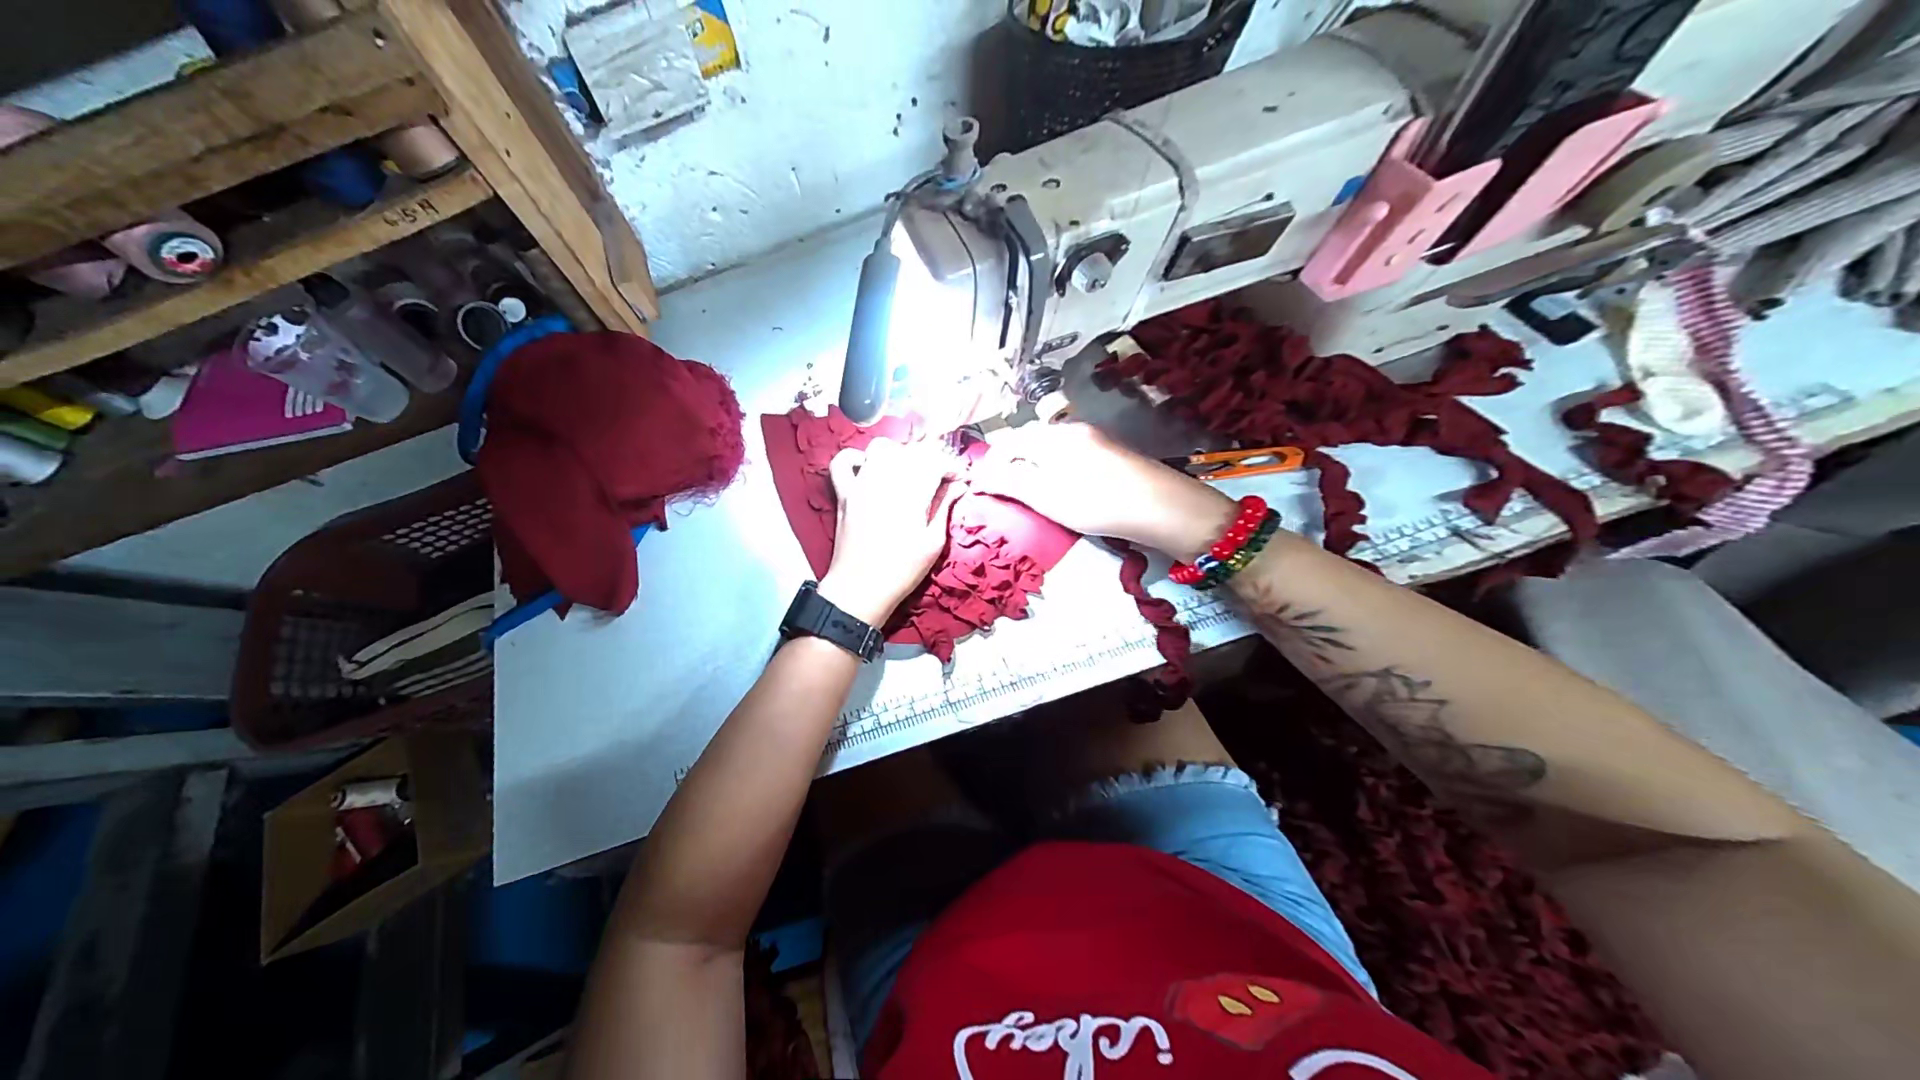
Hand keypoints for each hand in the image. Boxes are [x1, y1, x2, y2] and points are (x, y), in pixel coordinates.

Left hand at [816, 438, 963, 624]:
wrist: (859, 589)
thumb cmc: (901, 571)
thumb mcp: (933, 542)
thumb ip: (944, 506)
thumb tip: (958, 486)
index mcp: (912, 492)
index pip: (936, 461)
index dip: (952, 467)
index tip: (960, 479)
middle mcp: (885, 480)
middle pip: (912, 451)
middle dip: (931, 460)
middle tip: (941, 480)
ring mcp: (861, 484)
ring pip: (882, 448)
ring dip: (900, 454)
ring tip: (910, 472)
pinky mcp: (844, 493)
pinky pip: (843, 462)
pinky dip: (856, 458)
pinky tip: (868, 468)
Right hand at [972, 422, 1235, 561]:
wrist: (1162, 508)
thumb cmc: (1097, 502)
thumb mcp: (1045, 496)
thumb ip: (1010, 483)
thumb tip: (979, 476)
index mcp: (1052, 436)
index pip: (1009, 441)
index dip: (990, 463)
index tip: (979, 486)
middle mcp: (1072, 430)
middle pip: (1030, 442)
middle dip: (1011, 464)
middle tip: (1000, 492)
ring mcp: (1094, 440)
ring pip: (1051, 450)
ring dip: (1033, 468)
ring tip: (1027, 495)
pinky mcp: (1111, 455)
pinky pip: (1070, 458)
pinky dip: (1054, 472)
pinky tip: (1060, 491)